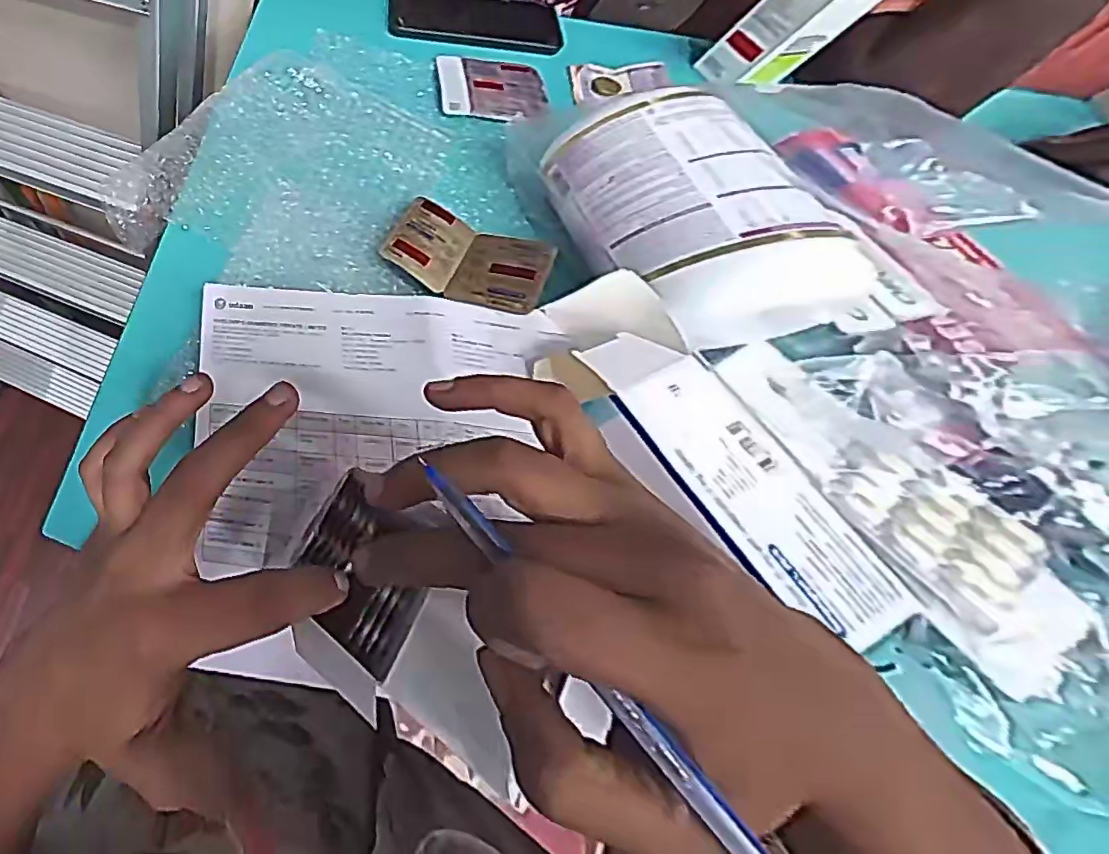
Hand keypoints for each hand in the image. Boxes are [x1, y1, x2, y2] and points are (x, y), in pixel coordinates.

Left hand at [0, 375, 345, 796]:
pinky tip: (156, 412)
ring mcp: (109, 539)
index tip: (336, 579)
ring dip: (165, 414)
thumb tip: (273, 840)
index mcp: (160, 628)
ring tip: (203, 381)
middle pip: (190, 492)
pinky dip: (126, 433)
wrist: (31, 699)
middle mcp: (135, 569)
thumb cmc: (102, 724)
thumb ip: (222, 785)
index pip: (242, 605)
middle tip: (282, 401)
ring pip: (129, 460)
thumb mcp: (163, 759)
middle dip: (241, 442)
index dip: (295, 593)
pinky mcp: (95, 527)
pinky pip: (102, 466)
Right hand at [356, 375, 1031, 853]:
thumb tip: (489, 651)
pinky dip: (496, 393)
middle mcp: (655, 564)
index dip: (483, 617)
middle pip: (505, 534)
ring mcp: (639, 513)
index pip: (532, 600)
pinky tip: (443, 394)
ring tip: (387, 491)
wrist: (828, 724)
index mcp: (675, 652)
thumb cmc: (740, 778)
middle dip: (424, 550)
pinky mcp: (629, 489)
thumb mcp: (655, 827)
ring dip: (434, 473)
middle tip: (375, 562)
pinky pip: (557, 415)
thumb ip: (548, 760)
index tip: (486, 641)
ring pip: (514, 463)